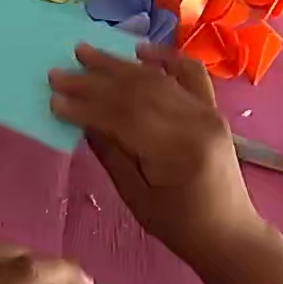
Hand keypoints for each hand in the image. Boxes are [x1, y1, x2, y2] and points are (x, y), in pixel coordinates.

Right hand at [49, 43, 267, 266]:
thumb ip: (111, 154)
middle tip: (59, 73)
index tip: (55, 99)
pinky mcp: (212, 109)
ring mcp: (207, 112)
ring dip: (118, 64)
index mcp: (177, 150)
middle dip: (94, 81)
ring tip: (85, 52)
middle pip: (137, 91)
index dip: (86, 106)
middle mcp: (196, 122)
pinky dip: (166, 58)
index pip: (123, 116)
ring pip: (157, 79)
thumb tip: (84, 121)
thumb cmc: (178, 225)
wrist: (227, 232)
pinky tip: (140, 50)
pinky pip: (190, 74)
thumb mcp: (136, 197)